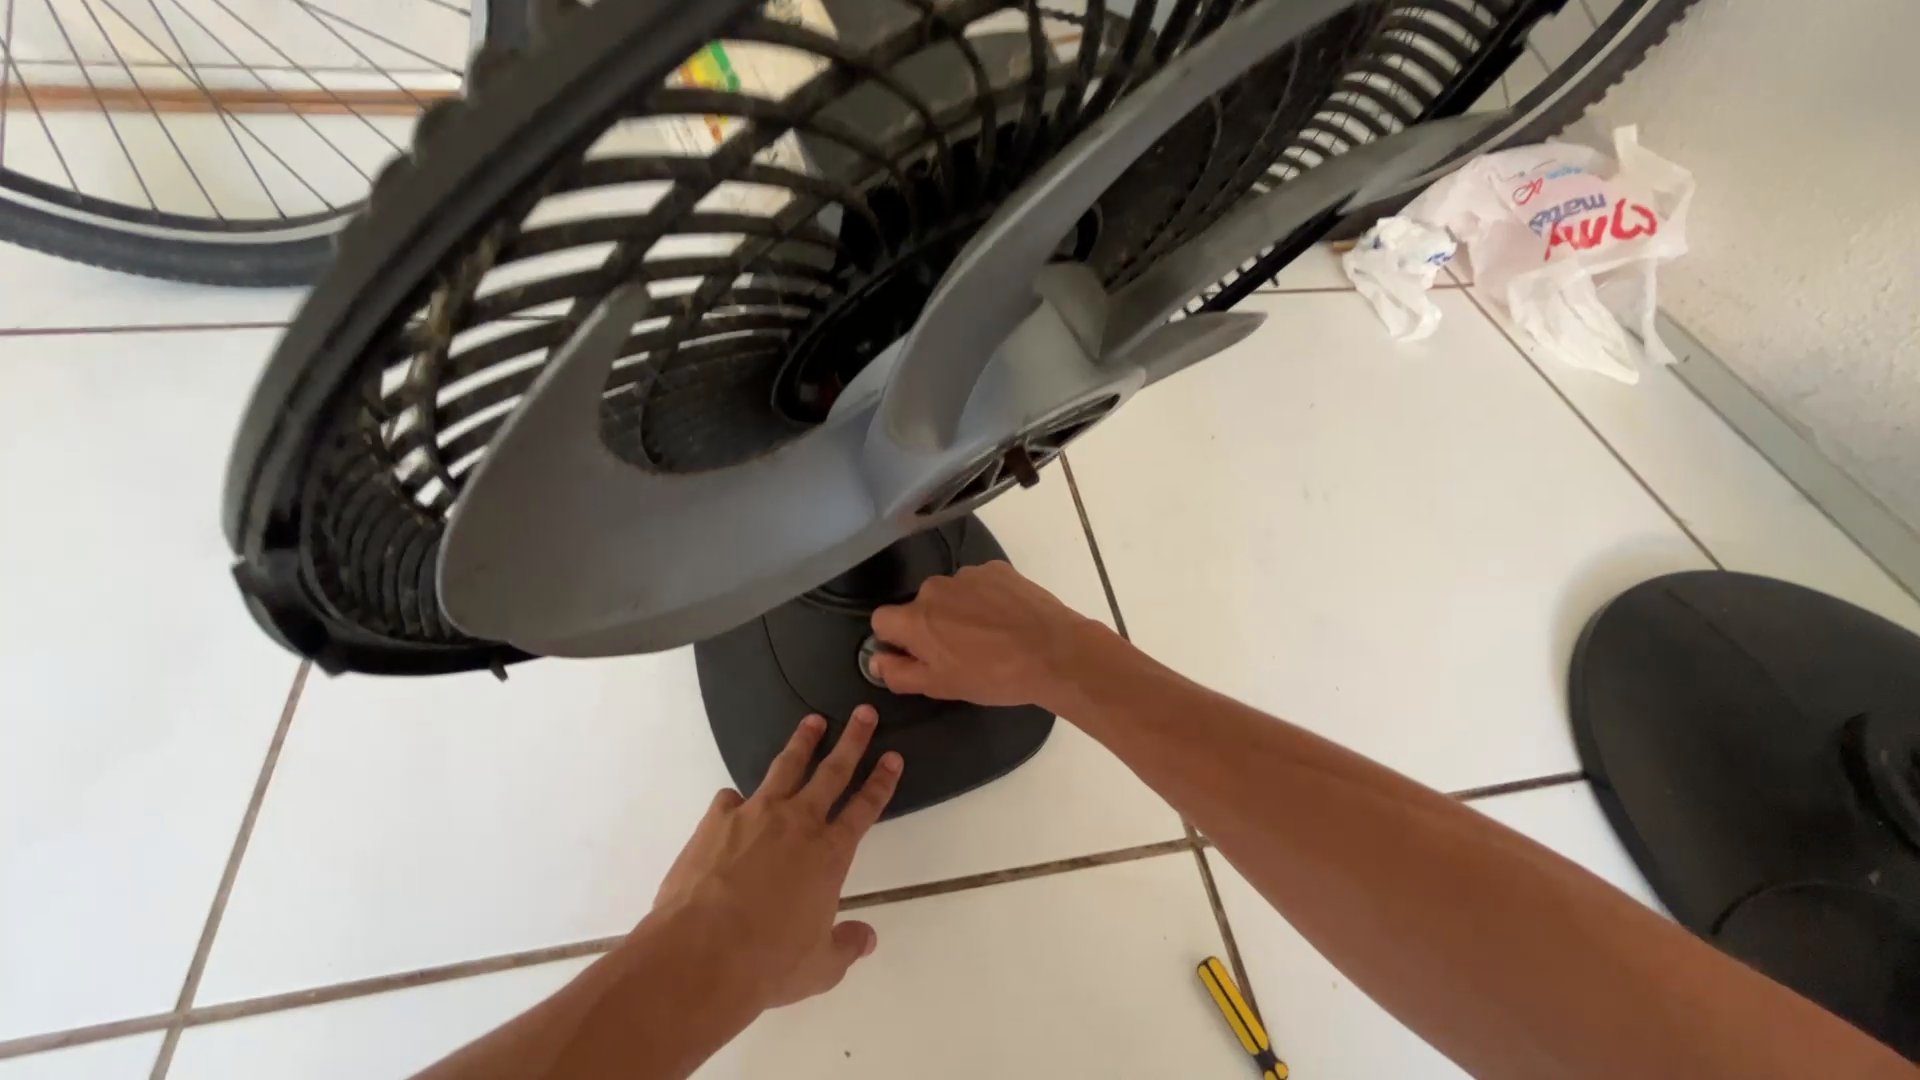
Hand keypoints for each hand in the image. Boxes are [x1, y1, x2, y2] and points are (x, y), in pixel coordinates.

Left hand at [651, 706, 900, 1010]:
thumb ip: (845, 947)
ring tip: (812, 722)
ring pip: (786, 766)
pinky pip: (731, 800)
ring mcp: (755, 815)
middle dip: (852, 740)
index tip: (892, 757)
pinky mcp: (717, 820)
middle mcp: (797, 823)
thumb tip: (867, 939)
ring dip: (802, 742)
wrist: (699, 955)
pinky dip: (737, 802)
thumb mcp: (818, 967)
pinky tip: (735, 806)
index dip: (882, 781)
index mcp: (829, 854)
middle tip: (863, 713)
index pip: (865, 808)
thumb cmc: (768, 964)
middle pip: (833, 771)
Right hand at [867, 560, 1104, 707]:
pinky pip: (979, 584)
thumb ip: (900, 673)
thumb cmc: (993, 676)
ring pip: (951, 594)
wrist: (1054, 652)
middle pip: (920, 606)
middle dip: (932, 625)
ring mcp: (968, 574)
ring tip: (990, 636)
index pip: (882, 620)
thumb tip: (875, 661)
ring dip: (960, 611)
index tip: (918, 655)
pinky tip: (1007, 619)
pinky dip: (986, 599)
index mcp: (915, 618)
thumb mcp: (941, 686)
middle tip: (961, 652)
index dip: (895, 640)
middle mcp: (934, 588)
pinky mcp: (997, 568)